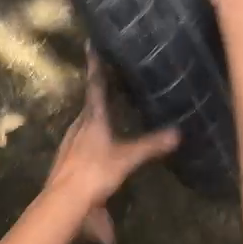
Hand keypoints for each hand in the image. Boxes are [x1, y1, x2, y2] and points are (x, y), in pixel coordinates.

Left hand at [43, 46, 180, 208]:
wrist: (64, 199)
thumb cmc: (95, 172)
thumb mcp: (127, 158)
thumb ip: (151, 146)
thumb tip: (178, 133)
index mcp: (92, 118)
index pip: (95, 84)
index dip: (95, 64)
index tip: (90, 43)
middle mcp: (79, 124)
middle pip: (90, 102)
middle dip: (99, 90)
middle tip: (110, 77)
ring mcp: (71, 140)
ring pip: (86, 121)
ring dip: (97, 113)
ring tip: (109, 109)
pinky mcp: (68, 156)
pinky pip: (83, 138)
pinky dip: (94, 134)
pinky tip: (101, 144)